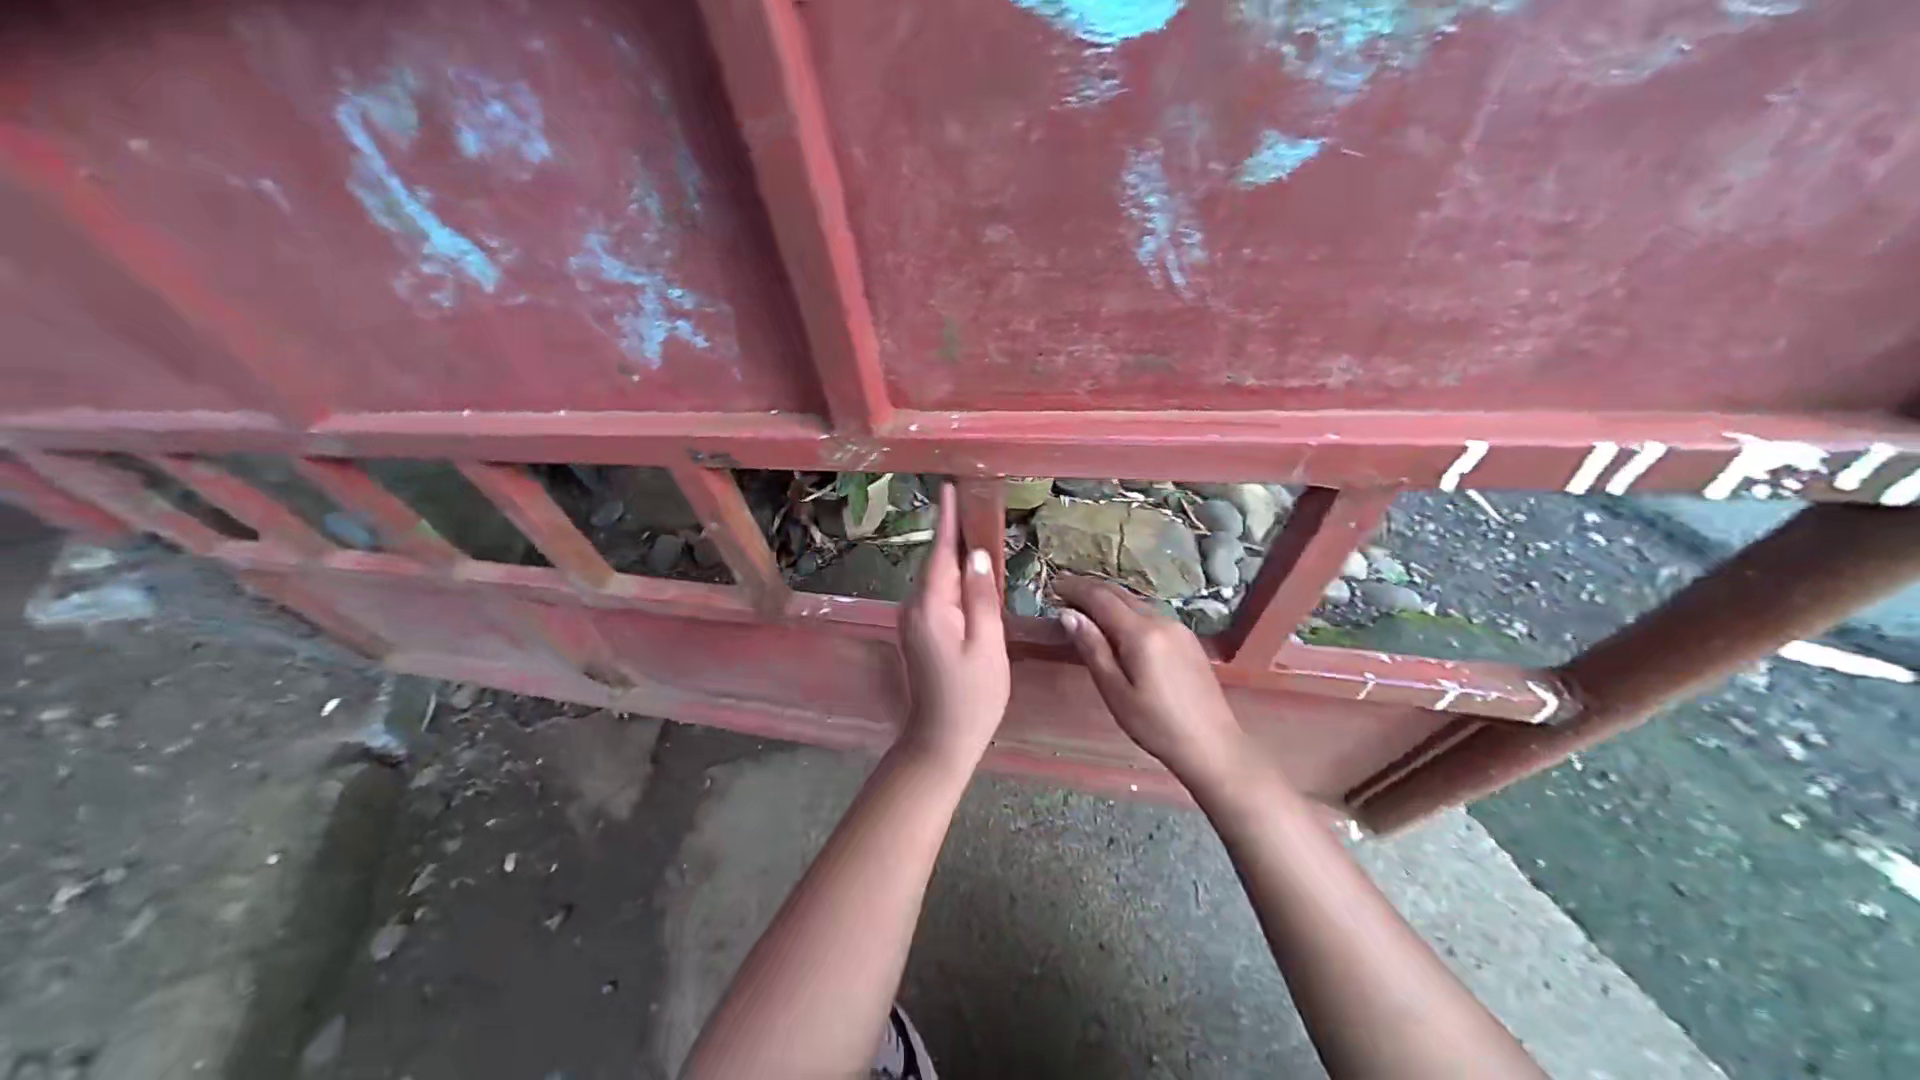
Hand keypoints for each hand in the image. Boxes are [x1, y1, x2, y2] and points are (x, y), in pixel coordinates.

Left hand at [896, 483, 1010, 764]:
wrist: (941, 739)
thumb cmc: (973, 696)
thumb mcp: (988, 644)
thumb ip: (982, 597)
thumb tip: (978, 555)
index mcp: (930, 607)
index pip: (940, 552)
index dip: (947, 520)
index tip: (949, 487)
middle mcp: (913, 608)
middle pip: (938, 563)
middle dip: (955, 536)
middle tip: (979, 509)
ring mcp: (912, 622)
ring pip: (938, 580)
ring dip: (957, 561)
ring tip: (981, 538)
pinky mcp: (918, 634)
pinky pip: (938, 597)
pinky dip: (954, 583)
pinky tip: (974, 582)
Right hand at [1053, 576, 1248, 787]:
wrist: (1212, 745)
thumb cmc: (1156, 725)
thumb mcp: (1115, 691)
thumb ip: (1093, 648)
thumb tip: (1068, 614)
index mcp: (1141, 633)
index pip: (1101, 597)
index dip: (1075, 588)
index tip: (1052, 584)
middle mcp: (1161, 620)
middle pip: (1119, 593)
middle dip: (1089, 587)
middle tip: (1062, 589)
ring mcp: (1178, 627)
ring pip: (1136, 602)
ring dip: (1108, 598)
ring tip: (1083, 605)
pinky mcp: (1187, 638)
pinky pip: (1150, 613)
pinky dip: (1126, 610)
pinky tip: (1117, 623)